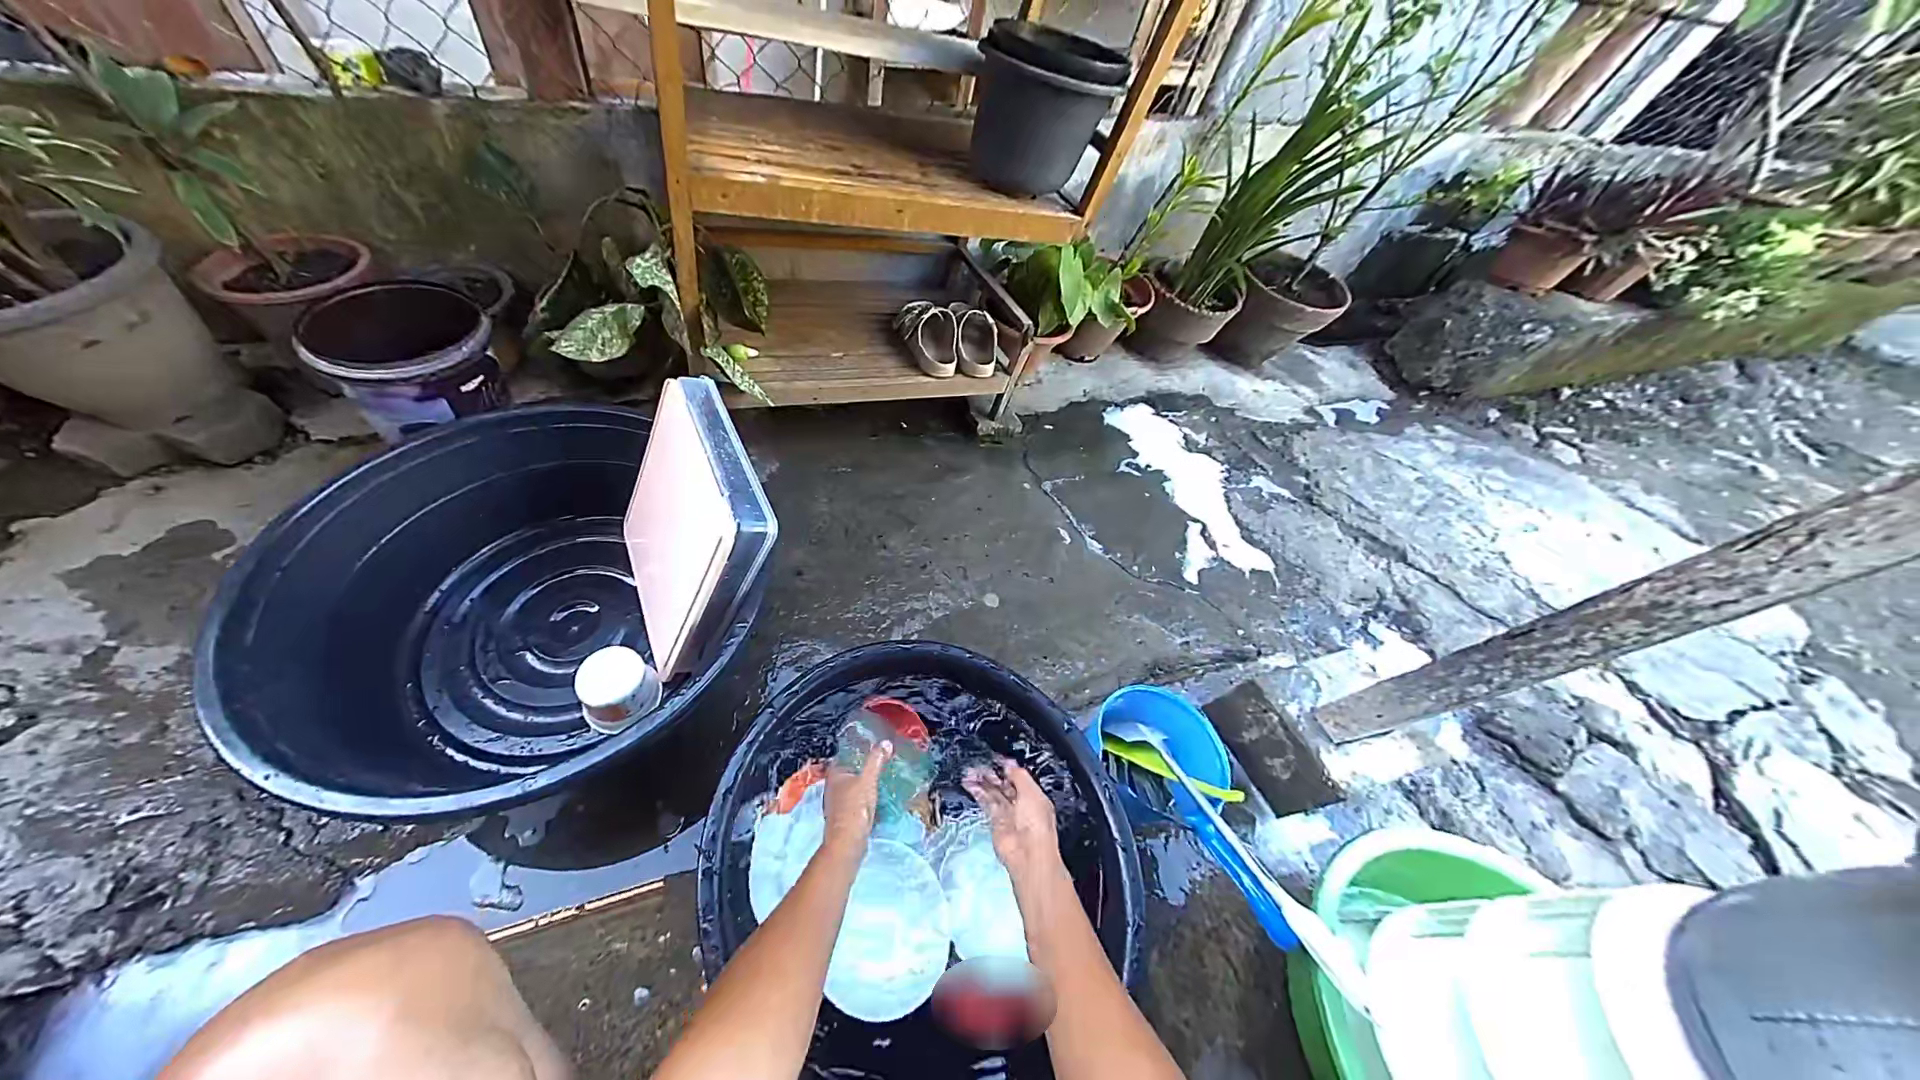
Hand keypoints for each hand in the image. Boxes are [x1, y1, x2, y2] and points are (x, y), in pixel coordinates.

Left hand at [822, 741, 891, 854]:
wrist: (847, 840)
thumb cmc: (855, 806)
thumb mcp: (868, 779)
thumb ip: (876, 760)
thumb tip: (885, 743)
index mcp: (834, 775)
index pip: (844, 757)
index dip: (857, 753)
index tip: (872, 751)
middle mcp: (831, 788)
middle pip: (848, 774)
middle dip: (861, 771)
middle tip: (879, 766)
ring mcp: (835, 804)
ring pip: (851, 790)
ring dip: (862, 787)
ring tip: (879, 782)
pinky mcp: (843, 818)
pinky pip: (854, 803)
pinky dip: (863, 800)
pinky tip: (874, 802)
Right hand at [963, 757, 1061, 884]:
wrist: (1027, 853)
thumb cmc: (1036, 824)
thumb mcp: (1031, 791)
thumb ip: (1019, 775)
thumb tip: (1009, 764)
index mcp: (1034, 796)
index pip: (1019, 777)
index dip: (1007, 767)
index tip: (995, 759)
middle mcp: (1021, 804)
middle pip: (1004, 784)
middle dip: (992, 774)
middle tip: (980, 764)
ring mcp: (1008, 814)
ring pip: (993, 793)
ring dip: (982, 782)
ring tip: (970, 772)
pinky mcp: (996, 822)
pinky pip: (986, 803)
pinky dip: (978, 793)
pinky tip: (970, 784)